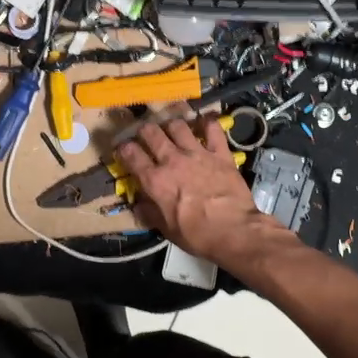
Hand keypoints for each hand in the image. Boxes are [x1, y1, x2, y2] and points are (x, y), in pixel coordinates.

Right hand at [115, 115, 285, 263]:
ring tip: (172, 130)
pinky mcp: (220, 153)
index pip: (130, 154)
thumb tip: (138, 203)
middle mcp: (172, 160)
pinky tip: (203, 123)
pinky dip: (206, 122)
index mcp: (155, 180)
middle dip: (144, 131)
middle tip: (146, 136)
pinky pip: (212, 128)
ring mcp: (197, 153)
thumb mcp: (165, 229)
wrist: (234, 231)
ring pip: (178, 125)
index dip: (123, 149)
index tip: (123, 150)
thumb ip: (149, 212)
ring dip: (171, 125)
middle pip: (151, 132)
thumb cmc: (197, 234)